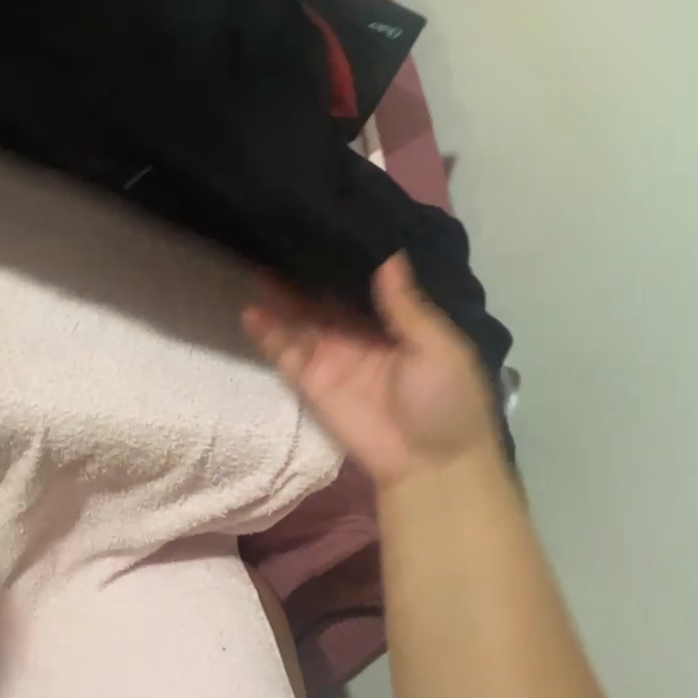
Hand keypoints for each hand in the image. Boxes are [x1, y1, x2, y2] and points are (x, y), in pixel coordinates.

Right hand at [242, 254, 499, 490]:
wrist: (431, 466)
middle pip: (322, 301)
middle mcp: (356, 336)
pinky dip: (266, 333)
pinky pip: (283, 353)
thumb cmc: (447, 402)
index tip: (319, 231)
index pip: (359, 288)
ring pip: (297, 322)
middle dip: (300, 277)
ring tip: (253, 268)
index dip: (339, 264)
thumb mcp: (440, 348)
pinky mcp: (309, 382)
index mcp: (392, 325)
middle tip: (274, 242)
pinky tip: (251, 311)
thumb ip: (407, 306)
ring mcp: (329, 359)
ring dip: (277, 300)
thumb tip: (389, 255)